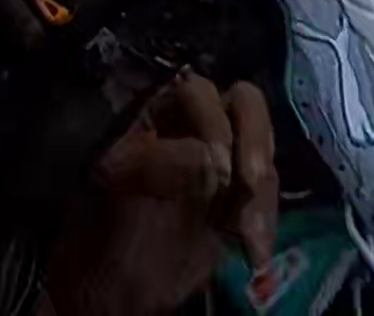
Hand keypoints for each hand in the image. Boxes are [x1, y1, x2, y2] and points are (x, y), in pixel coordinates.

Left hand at [43, 75, 277, 315]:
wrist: (112, 282)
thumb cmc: (106, 216)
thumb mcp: (118, 179)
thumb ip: (161, 162)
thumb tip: (213, 161)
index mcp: (162, 105)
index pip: (199, 92)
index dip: (213, 123)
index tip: (218, 168)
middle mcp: (198, 120)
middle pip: (246, 105)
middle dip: (255, 144)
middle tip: (250, 186)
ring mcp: (225, 156)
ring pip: (262, 151)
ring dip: (262, 193)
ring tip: (249, 240)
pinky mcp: (241, 198)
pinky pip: (268, 195)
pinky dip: (266, 221)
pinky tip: (254, 254)